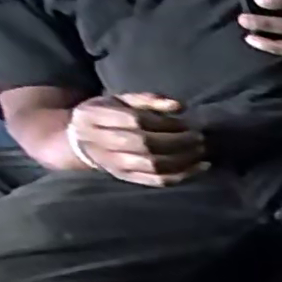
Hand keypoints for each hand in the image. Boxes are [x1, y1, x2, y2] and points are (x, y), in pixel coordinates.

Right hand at [68, 93, 206, 187]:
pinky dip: (184, 175)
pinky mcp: (127, 178)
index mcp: (95, 116)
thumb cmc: (109, 115)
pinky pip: (158, 181)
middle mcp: (101, 142)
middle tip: (199, 138)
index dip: (166, 123)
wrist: (80, 142)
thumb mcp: (121, 100)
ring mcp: (113, 164)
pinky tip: (201, 167)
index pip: (135, 121)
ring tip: (201, 151)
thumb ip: (149, 100)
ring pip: (153, 165)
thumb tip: (180, 105)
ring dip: (184, 159)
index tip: (187, 123)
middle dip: (178, 141)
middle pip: (145, 144)